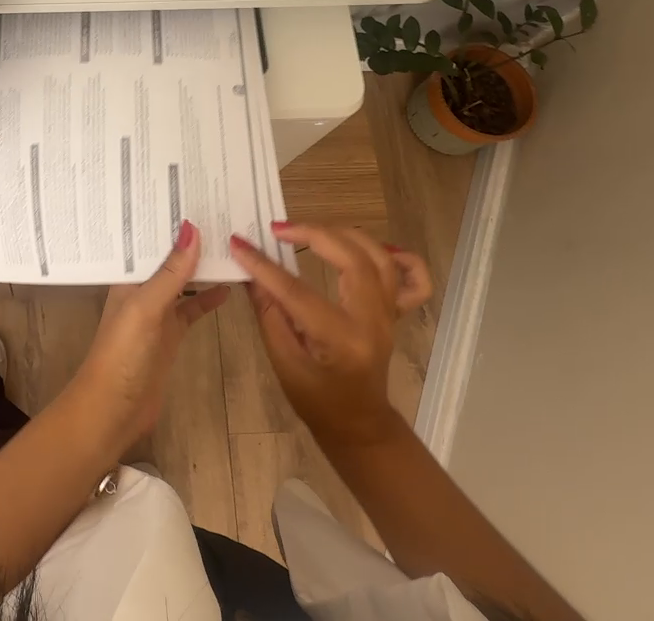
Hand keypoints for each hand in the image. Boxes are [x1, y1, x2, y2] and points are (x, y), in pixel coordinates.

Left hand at [68, 221, 229, 450]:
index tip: (193, 190)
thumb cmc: (122, 354)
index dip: (166, 217)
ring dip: (201, 265)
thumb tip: (192, 226)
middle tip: (222, 208)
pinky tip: (229, 287)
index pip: (148, 239)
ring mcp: (157, 313)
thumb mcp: (146, 307)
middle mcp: (141, 289)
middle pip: (167, 257)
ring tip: (232, 241)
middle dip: (188, 238)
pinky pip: (192, 309)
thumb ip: (171, 272)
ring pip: (183, 281)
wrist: (113, 409)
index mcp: (127, 277)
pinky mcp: (171, 335)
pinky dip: (208, 298)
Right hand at [229, 223, 430, 446]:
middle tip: (278, 229)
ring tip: (311, 230)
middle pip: (352, 260)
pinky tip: (370, 246)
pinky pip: (414, 279)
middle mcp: (373, 322)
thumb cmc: (315, 400)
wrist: (357, 423)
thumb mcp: (282, 361)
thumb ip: (269, 312)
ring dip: (345, 235)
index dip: (264, 265)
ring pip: (380, 258)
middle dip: (313, 234)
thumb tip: (251, 270)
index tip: (239, 243)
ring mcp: (390, 315)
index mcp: (341, 341)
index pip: (298, 292)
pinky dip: (400, 256)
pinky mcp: (396, 313)